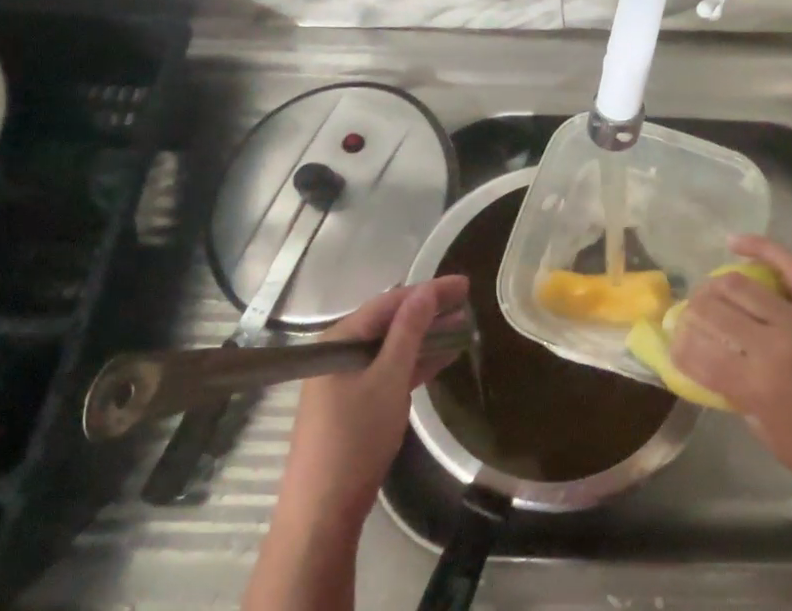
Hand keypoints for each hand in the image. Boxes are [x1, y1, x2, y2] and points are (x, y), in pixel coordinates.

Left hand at [283, 275, 469, 516]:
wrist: (324, 508)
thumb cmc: (356, 437)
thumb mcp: (388, 379)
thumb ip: (408, 333)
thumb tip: (425, 292)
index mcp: (339, 340)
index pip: (390, 303)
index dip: (429, 291)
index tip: (464, 284)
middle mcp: (338, 353)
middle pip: (389, 322)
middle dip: (429, 311)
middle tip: (468, 302)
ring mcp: (345, 380)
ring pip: (391, 347)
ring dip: (426, 336)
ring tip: (463, 326)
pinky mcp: (354, 404)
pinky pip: (388, 370)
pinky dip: (415, 362)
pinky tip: (442, 357)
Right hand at [670, 235, 791, 508]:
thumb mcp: (767, 435)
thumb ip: (736, 396)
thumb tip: (710, 365)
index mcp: (759, 385)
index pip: (698, 354)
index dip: (678, 348)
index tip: (673, 348)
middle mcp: (775, 345)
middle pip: (713, 311)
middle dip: (690, 314)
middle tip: (687, 322)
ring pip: (740, 284)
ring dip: (713, 287)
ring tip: (705, 296)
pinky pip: (791, 266)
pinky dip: (762, 247)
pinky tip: (735, 243)